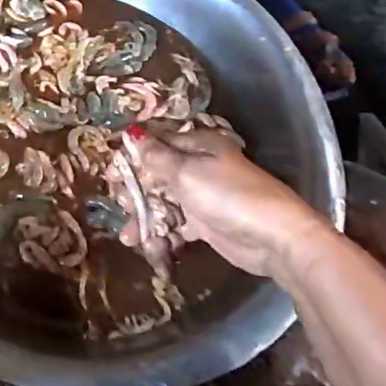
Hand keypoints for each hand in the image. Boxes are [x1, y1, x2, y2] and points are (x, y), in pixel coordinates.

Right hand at [130, 127, 331, 277]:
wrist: (275, 238)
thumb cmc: (229, 196)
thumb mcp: (187, 173)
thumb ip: (156, 157)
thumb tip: (131, 134)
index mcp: (196, 145)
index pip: (156, 144)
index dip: (132, 157)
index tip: (110, 175)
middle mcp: (198, 166)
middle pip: (157, 175)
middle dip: (137, 193)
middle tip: (122, 209)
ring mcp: (203, 196)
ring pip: (165, 203)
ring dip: (147, 220)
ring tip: (131, 239)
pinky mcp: (207, 223)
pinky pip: (178, 226)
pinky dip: (165, 236)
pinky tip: (154, 251)